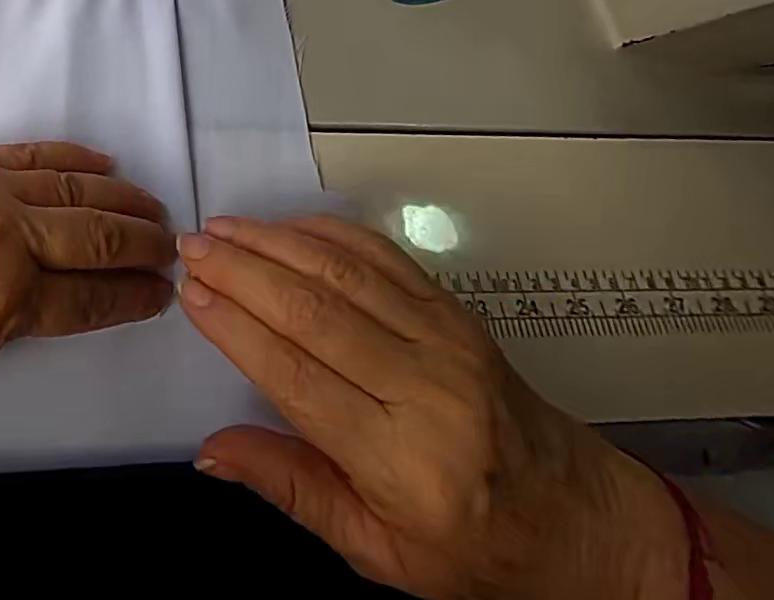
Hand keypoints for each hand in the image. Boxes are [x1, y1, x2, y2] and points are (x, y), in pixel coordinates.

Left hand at [0, 142, 175, 409]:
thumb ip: (15, 322)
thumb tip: (53, 293)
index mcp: (3, 300)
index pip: (92, 298)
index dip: (134, 298)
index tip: (163, 294)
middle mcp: (2, 234)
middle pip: (96, 237)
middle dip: (143, 247)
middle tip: (172, 251)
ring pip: (73, 188)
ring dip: (122, 200)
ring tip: (153, 210)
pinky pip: (32, 154)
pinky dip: (73, 159)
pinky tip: (104, 166)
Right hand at [176, 215, 687, 599]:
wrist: (582, 519)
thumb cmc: (469, 543)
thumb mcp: (375, 549)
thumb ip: (288, 489)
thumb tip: (209, 451)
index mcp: (403, 462)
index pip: (295, 376)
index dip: (235, 328)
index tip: (191, 293)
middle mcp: (429, 393)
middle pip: (312, 311)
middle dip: (239, 270)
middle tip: (191, 248)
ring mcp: (448, 342)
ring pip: (340, 272)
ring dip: (270, 241)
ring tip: (219, 228)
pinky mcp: (456, 313)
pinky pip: (380, 255)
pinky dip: (321, 230)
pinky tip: (279, 225)